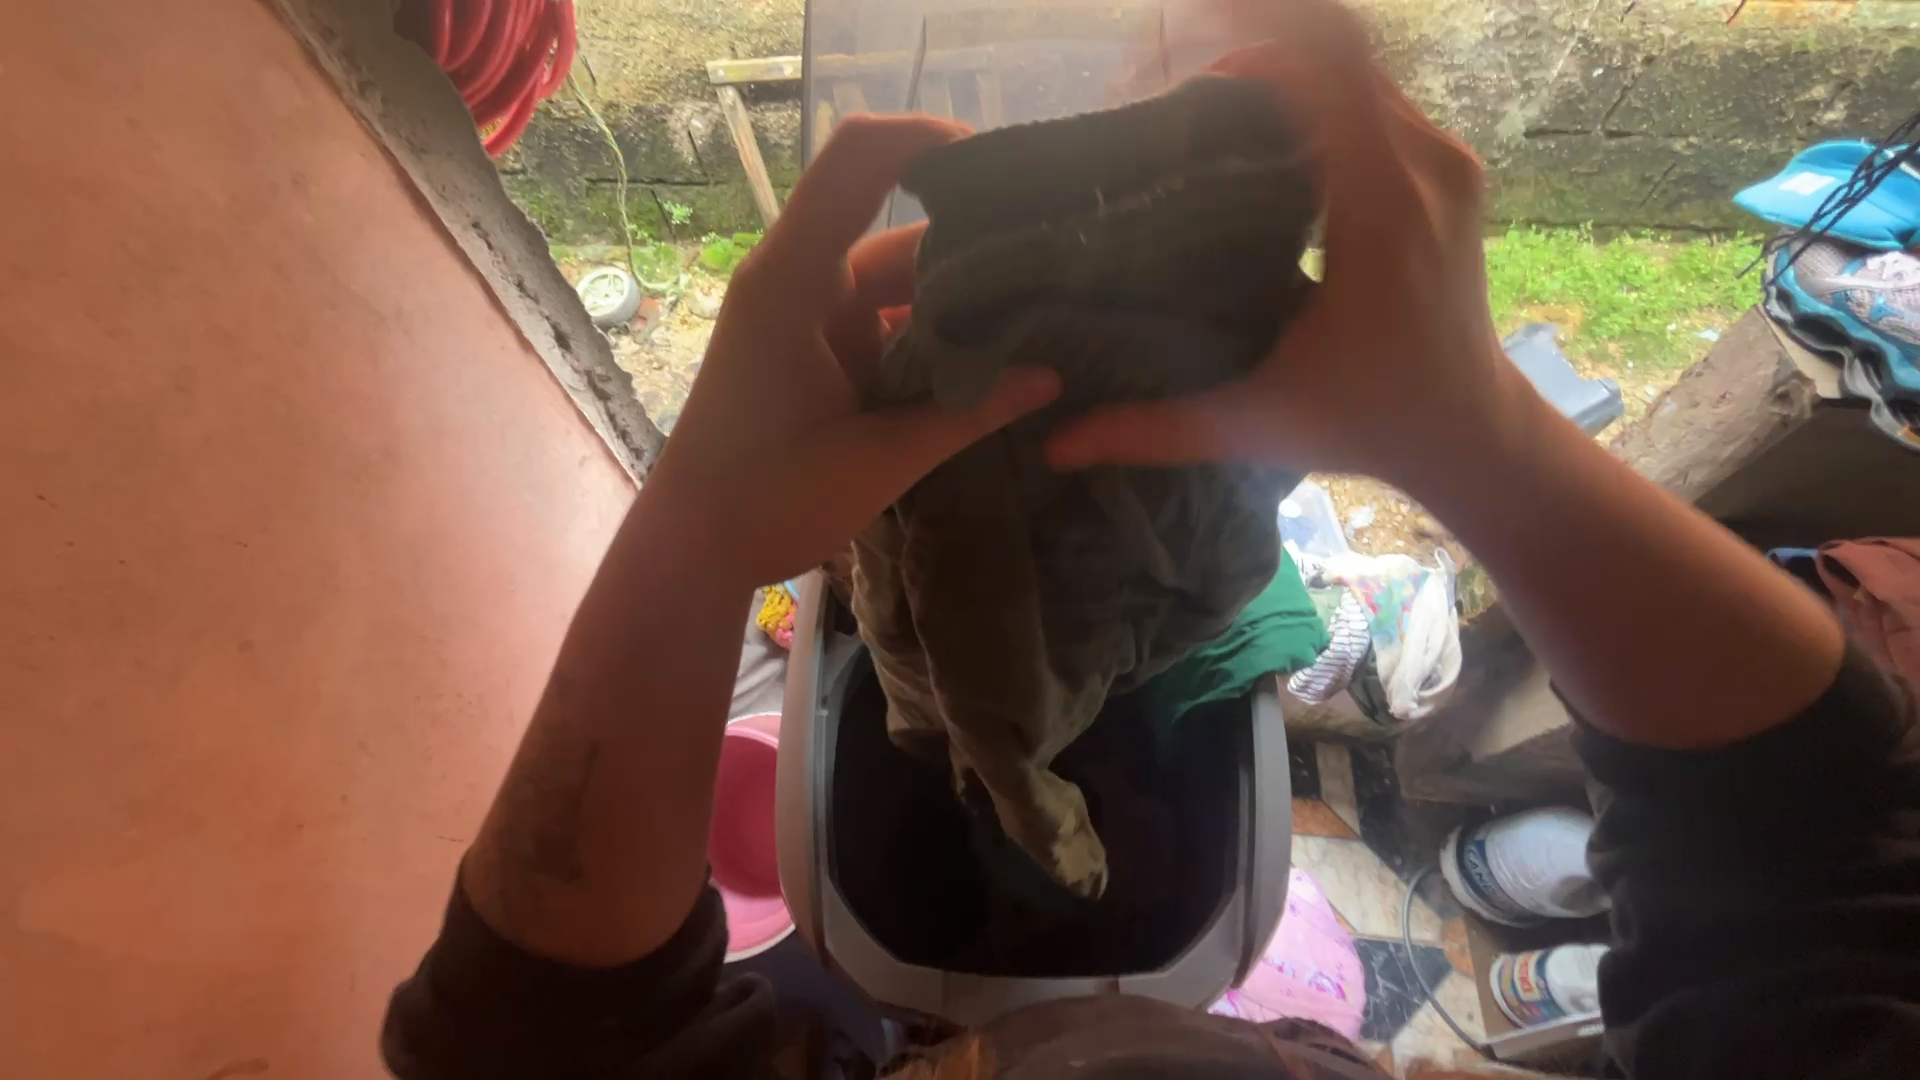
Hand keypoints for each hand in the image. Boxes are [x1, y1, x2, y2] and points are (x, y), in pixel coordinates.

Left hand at [642, 116, 1060, 588]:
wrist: (697, 545)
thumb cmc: (769, 499)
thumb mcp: (879, 458)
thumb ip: (967, 412)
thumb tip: (1053, 375)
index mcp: (796, 281)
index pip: (860, 162)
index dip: (931, 141)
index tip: (1008, 170)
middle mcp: (803, 284)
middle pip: (900, 237)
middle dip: (976, 253)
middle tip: (1058, 272)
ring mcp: (812, 320)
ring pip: (901, 289)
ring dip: (960, 307)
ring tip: (1043, 319)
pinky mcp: (822, 356)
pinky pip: (888, 329)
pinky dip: (933, 343)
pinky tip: (991, 361)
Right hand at [1045, 0, 1525, 492]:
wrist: (1470, 431)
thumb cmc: (1370, 427)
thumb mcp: (1253, 428)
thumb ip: (1151, 431)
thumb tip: (1054, 446)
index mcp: (1381, 209)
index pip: (1321, 65)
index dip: (1240, 37)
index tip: (1154, 60)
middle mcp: (1421, 163)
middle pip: (1333, 46)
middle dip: (1239, 47)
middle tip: (1154, 89)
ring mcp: (1440, 158)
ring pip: (1354, 65)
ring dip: (1274, 67)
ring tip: (1191, 108)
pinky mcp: (1440, 168)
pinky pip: (1370, 95)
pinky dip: (1308, 94)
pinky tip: (1251, 135)